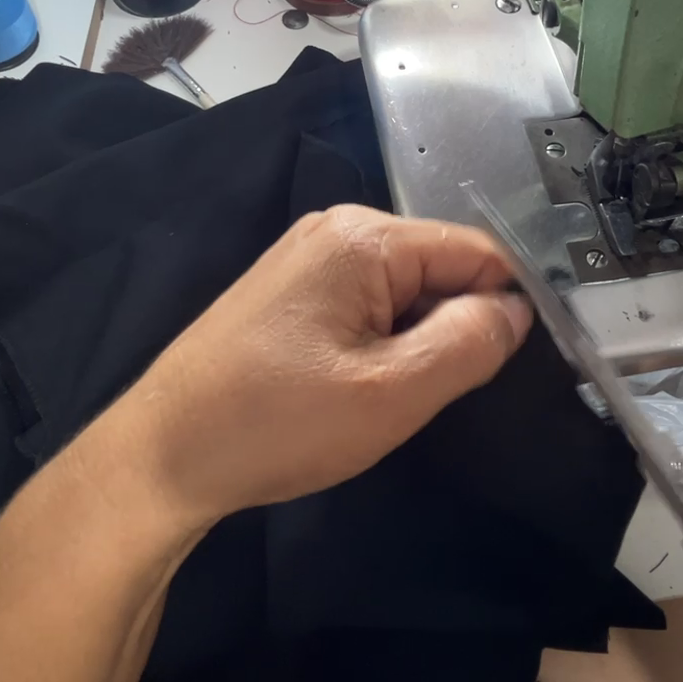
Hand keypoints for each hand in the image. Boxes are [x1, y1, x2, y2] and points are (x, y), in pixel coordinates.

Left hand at [87, 205, 532, 528]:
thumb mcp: (392, 392)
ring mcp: (307, 256)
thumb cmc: (279, 421)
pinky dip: (382, 339)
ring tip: (393, 394)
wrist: (163, 453)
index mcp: (364, 236)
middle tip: (439, 391)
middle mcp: (336, 228)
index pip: (475, 250)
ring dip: (417, 338)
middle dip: (455, 324)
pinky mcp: (290, 288)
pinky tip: (359, 383)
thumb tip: (517, 308)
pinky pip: (365, 301)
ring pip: (403, 288)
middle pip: (437, 265)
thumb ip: (469, 342)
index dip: (508, 301)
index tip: (519, 359)